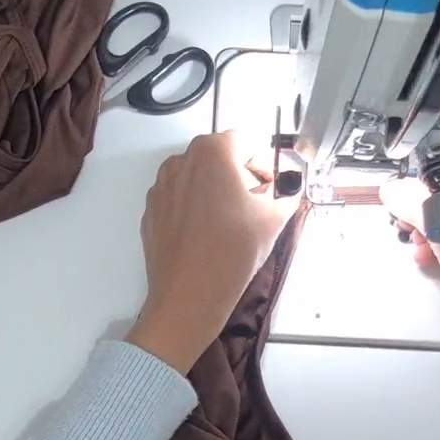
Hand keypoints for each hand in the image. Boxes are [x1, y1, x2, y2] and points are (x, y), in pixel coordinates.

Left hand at [126, 132, 295, 372]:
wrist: (188, 297)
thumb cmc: (231, 254)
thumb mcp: (273, 220)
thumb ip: (286, 195)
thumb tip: (288, 191)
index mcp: (212, 152)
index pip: (248, 142)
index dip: (266, 163)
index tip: (274, 185)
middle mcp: (181, 162)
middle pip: (219, 157)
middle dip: (241, 176)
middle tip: (256, 204)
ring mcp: (160, 188)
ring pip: (196, 179)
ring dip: (216, 192)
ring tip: (231, 222)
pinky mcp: (151, 213)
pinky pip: (178, 201)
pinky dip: (194, 210)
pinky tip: (207, 236)